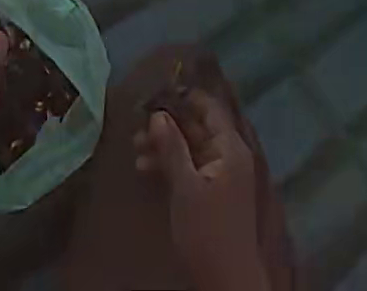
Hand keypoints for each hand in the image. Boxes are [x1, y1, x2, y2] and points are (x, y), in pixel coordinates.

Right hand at [135, 91, 268, 290]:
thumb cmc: (207, 230)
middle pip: (198, 128)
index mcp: (230, 147)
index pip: (210, 109)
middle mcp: (228, 155)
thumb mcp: (186, 186)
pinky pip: (190, 167)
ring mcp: (221, 174)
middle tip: (137, 126)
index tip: (156, 94)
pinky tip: (145, 167)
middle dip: (168, 125)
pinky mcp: (211, 192)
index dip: (185, 98)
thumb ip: (172, 147)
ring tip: (135, 148)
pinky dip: (170, 165)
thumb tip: (157, 114)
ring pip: (191, 148)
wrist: (226, 283)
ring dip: (165, 146)